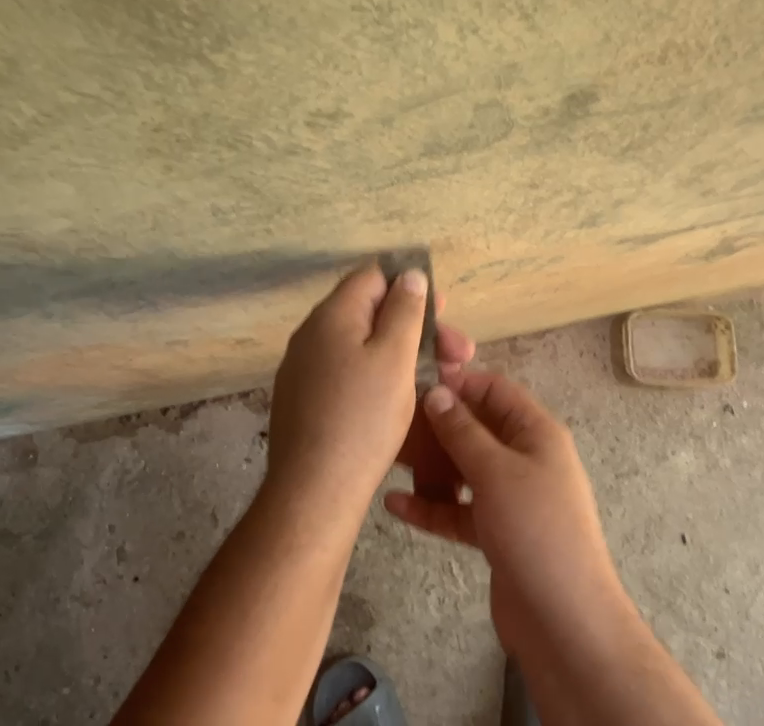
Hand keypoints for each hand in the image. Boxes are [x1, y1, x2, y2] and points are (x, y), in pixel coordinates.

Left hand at [266, 263, 435, 508]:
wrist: (314, 489)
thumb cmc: (363, 418)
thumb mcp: (394, 357)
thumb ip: (404, 311)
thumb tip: (409, 275)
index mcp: (331, 316)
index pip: (372, 277)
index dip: (410, 286)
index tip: (443, 311)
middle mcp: (311, 335)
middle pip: (370, 314)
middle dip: (417, 328)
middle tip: (459, 355)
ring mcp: (304, 370)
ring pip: (361, 347)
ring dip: (403, 356)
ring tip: (442, 382)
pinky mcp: (304, 402)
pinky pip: (347, 374)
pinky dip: (377, 378)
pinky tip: (403, 401)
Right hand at [385, 371, 625, 656]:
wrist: (563, 619)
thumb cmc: (535, 529)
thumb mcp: (496, 471)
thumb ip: (463, 431)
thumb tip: (436, 392)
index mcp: (536, 433)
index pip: (496, 390)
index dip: (460, 382)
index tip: (416, 383)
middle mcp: (525, 459)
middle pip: (477, 429)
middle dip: (439, 425)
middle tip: (393, 423)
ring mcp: (511, 498)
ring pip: (465, 470)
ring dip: (431, 466)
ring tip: (389, 460)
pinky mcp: (496, 533)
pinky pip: (459, 509)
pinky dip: (432, 506)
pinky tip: (395, 504)